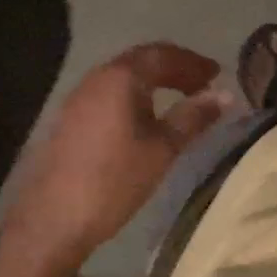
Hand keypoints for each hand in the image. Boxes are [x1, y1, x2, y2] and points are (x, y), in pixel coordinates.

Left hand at [0, 43, 232, 276]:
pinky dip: (134, 94)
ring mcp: (79, 96)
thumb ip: (193, 117)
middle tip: (201, 82)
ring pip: (124, 76)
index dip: (193, 62)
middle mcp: (99, 76)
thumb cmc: (114, 179)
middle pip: (143, 60)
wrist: (51, 221)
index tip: (216, 73)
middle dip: (175, 68)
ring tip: (178, 97)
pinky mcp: (69, 118)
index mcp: (123, 75)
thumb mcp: (162, 149)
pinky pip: (110, 92)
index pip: (165, 55)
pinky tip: (143, 116)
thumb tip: (225, 94)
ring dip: (154, 81)